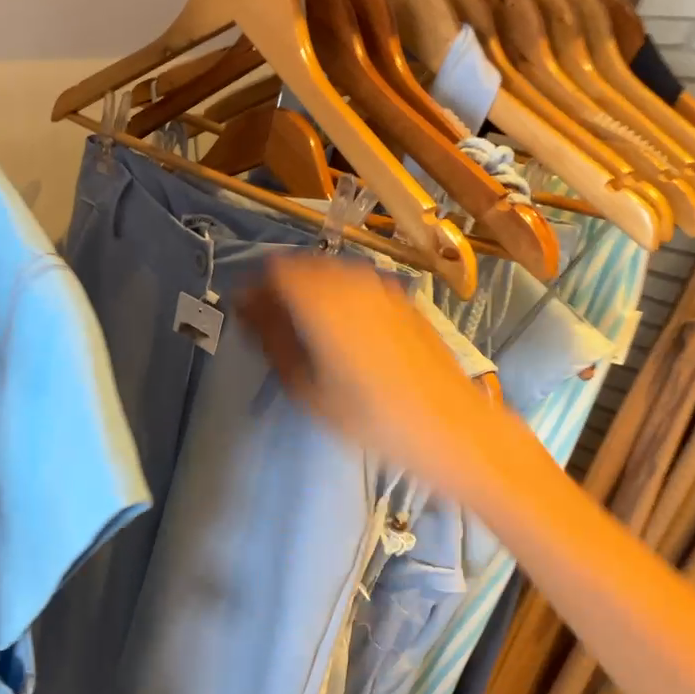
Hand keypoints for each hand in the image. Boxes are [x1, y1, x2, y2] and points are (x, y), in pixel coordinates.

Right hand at [239, 253, 538, 505]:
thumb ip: (272, 341)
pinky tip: (338, 332)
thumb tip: (248, 311)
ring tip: (301, 330)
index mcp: (322, 299)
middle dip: (279, 289)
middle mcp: (352, 281)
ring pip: (329, 273)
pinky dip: (336, 297)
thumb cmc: (371, 417)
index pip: (273, 270)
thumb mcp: (306, 387)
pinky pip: (355, 284)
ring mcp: (382, 287)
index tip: (241, 315)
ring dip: (308, 292)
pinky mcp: (403, 299)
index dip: (252, 288)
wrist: (453, 427)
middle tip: (266, 325)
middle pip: (301, 266)